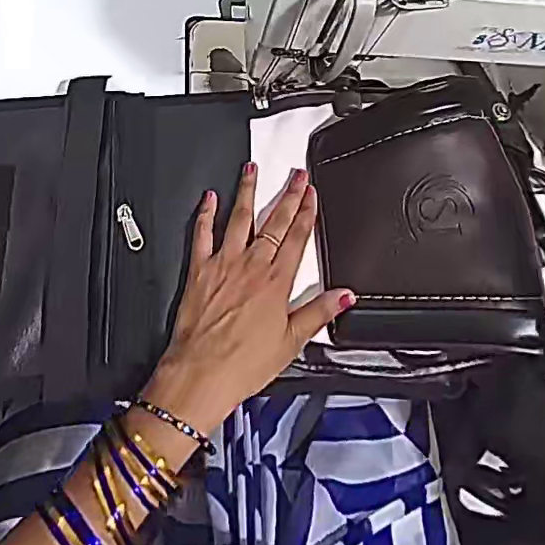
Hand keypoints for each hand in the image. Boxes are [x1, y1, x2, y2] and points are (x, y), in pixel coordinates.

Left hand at [141, 165, 353, 433]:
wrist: (199, 376)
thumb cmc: (242, 364)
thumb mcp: (291, 343)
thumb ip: (319, 313)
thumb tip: (345, 296)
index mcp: (276, 282)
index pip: (297, 237)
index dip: (306, 212)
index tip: (311, 193)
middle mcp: (252, 266)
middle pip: (275, 221)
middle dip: (288, 194)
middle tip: (296, 174)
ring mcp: (224, 264)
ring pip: (240, 218)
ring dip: (248, 191)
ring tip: (252, 169)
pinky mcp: (200, 270)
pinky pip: (202, 234)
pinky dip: (205, 213)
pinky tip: (209, 197)